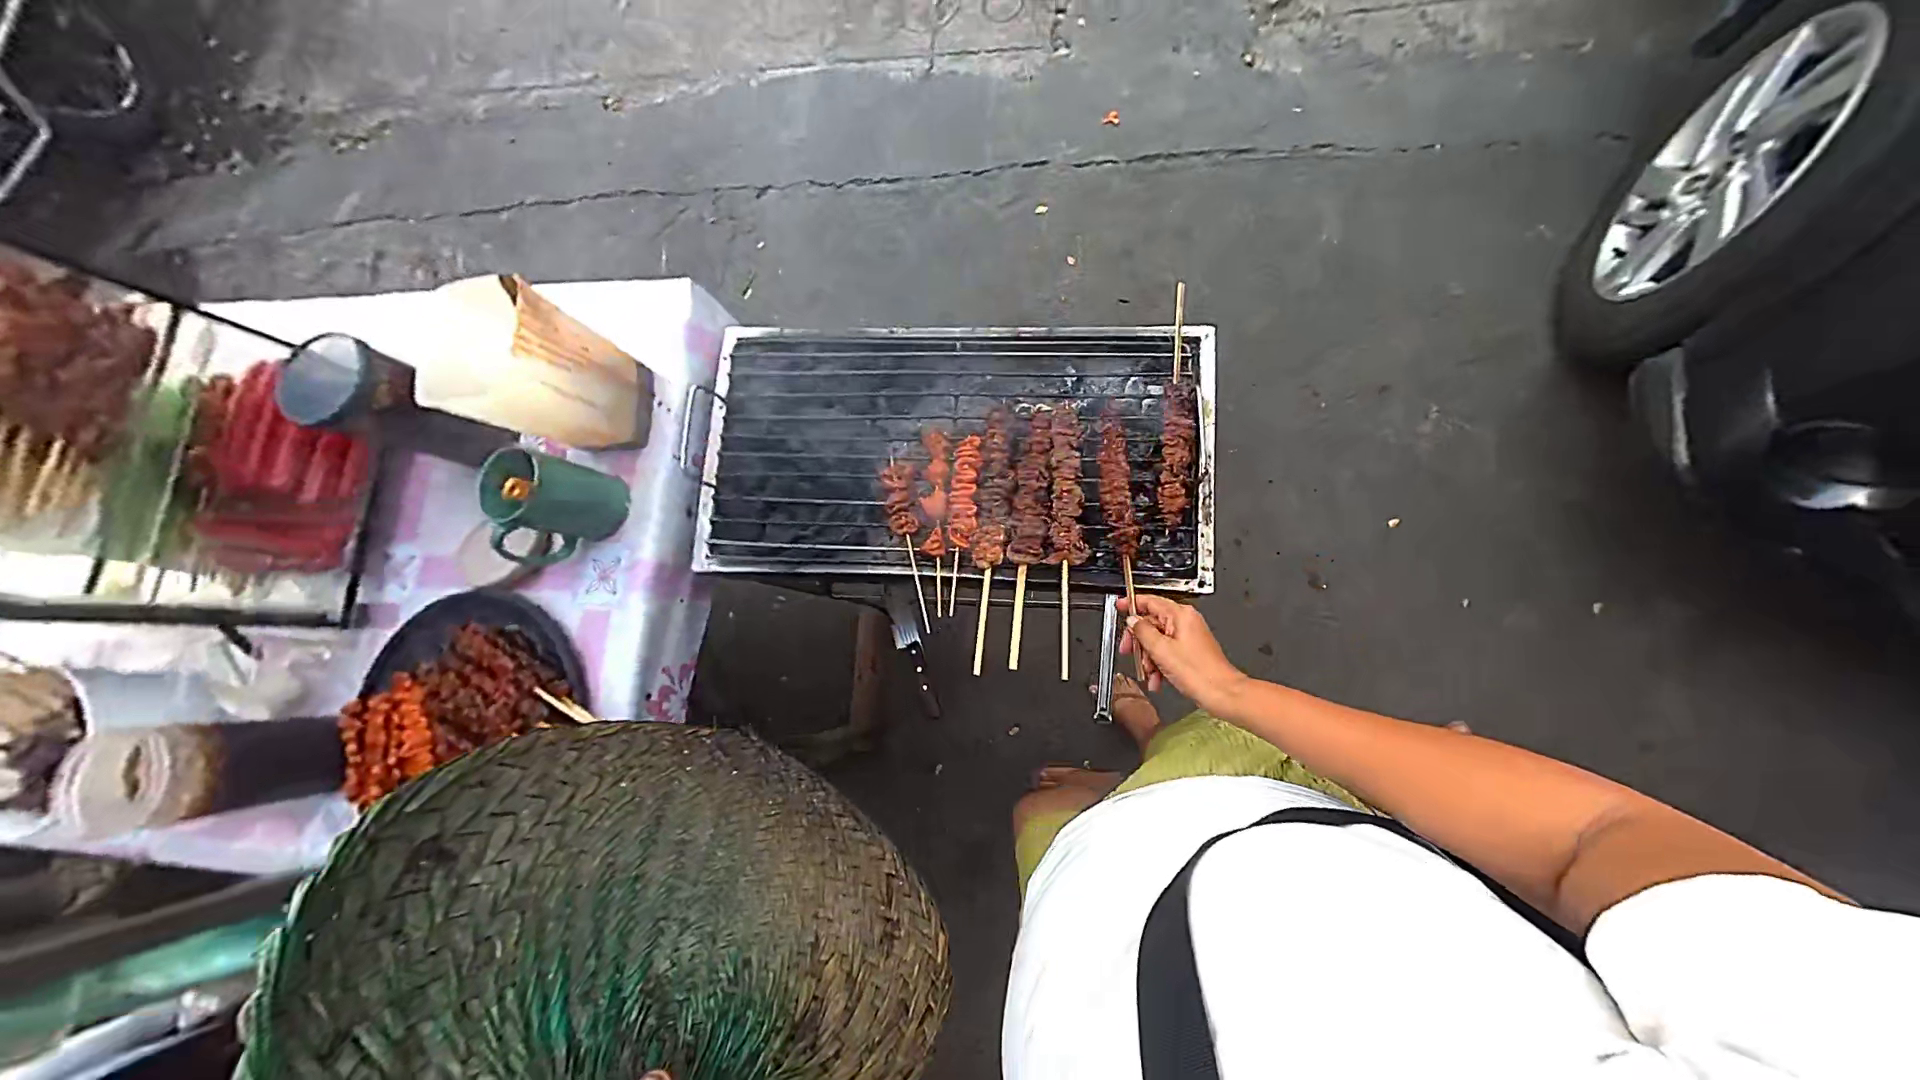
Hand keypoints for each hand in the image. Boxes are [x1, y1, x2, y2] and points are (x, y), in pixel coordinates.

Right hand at [1118, 594, 1248, 712]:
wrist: (1222, 693)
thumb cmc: (1200, 673)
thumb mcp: (1161, 650)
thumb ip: (1142, 631)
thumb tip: (1132, 621)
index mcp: (1180, 615)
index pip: (1150, 601)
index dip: (1131, 603)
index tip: (1119, 606)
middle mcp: (1185, 622)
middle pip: (1151, 623)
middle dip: (1139, 640)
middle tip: (1129, 650)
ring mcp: (1188, 636)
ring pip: (1157, 639)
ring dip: (1148, 657)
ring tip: (1149, 672)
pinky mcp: (1189, 650)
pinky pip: (1166, 651)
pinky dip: (1158, 663)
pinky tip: (1156, 678)